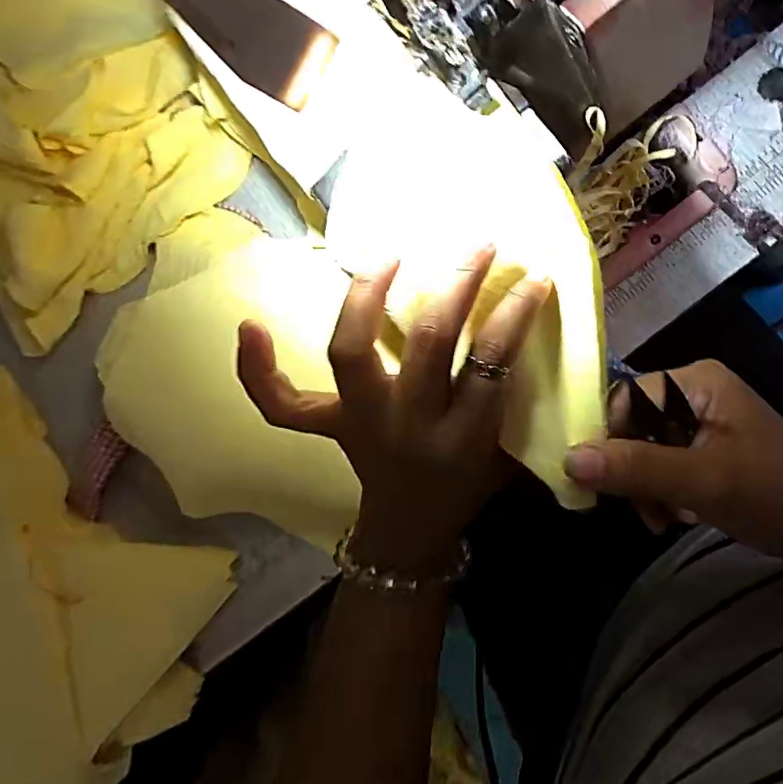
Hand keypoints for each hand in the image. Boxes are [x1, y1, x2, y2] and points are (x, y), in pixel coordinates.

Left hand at [238, 246, 551, 572]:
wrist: (410, 535)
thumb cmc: (466, 489)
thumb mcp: (505, 452)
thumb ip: (512, 400)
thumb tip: (519, 333)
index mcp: (462, 436)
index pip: (492, 361)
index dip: (515, 313)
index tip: (534, 277)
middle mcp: (408, 425)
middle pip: (428, 342)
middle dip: (457, 286)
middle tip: (478, 248)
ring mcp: (359, 424)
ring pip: (350, 353)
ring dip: (366, 297)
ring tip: (387, 257)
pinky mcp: (328, 428)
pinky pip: (281, 406)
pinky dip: (257, 369)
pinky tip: (248, 326)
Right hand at [563, 360, 782, 560]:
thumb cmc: (774, 493)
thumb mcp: (701, 481)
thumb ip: (636, 468)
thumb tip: (568, 459)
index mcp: (695, 381)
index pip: (626, 398)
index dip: (610, 439)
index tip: (608, 486)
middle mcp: (694, 391)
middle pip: (634, 424)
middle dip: (634, 470)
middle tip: (650, 514)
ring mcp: (702, 419)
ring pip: (646, 448)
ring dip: (649, 487)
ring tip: (669, 520)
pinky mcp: (708, 447)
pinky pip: (665, 462)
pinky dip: (666, 491)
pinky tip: (682, 515)